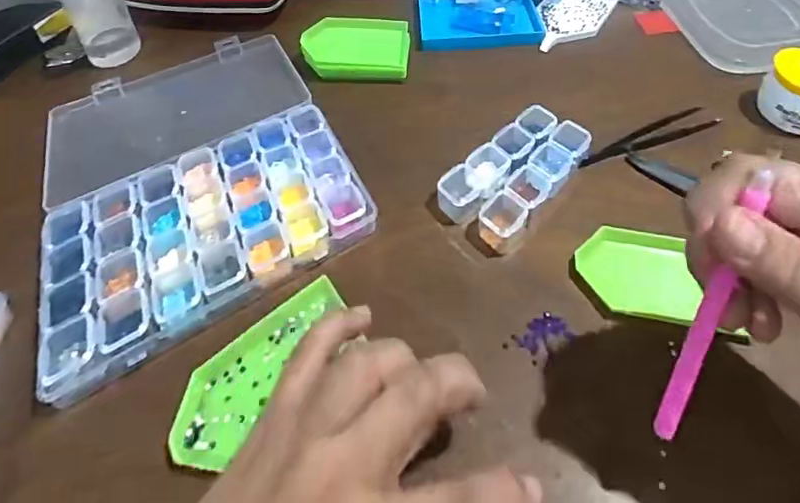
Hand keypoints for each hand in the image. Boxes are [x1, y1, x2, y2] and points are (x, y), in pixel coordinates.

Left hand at [203, 306, 539, 502]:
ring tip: (420, 370)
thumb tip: (473, 498)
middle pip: (415, 397)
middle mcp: (342, 465)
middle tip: (472, 393)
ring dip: (402, 359)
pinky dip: (336, 327)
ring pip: (367, 364)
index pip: (458, 500)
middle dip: (457, 383)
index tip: (529, 481)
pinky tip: (362, 315)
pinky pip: (307, 353)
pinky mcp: (269, 416)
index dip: (503, 489)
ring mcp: (302, 430)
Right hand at [683, 155, 799, 447]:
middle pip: (738, 195)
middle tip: (726, 308)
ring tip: (752, 325)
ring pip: (744, 224)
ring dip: (732, 268)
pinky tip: (768, 321)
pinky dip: (752, 282)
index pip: (748, 174)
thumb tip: (715, 220)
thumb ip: (792, 268)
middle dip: (717, 244)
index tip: (711, 274)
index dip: (712, 211)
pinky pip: (765, 250)